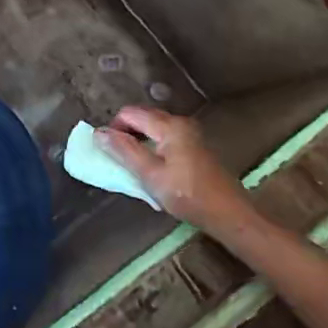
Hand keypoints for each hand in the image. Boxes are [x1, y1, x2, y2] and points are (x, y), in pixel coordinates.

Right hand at [95, 107, 246, 227]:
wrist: (229, 214)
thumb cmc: (188, 195)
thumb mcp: (150, 175)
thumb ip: (124, 151)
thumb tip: (98, 133)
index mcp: (169, 125)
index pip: (130, 113)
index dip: (113, 128)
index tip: (107, 151)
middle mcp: (180, 122)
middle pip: (143, 117)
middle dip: (125, 133)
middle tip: (117, 159)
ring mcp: (190, 133)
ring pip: (154, 127)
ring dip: (138, 141)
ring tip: (133, 165)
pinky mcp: (195, 145)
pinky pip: (165, 137)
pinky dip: (152, 146)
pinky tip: (153, 168)